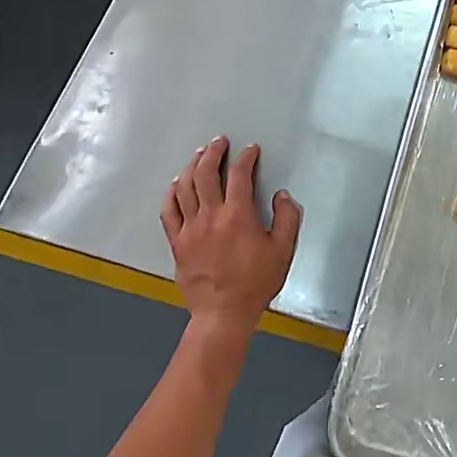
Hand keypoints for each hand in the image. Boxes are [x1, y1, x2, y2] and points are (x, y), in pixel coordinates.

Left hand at [160, 137, 301, 333]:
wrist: (223, 313)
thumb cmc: (255, 283)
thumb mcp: (283, 250)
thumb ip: (287, 219)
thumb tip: (282, 196)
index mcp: (238, 216)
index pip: (240, 176)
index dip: (246, 158)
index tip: (250, 150)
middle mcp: (211, 216)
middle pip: (205, 174)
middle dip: (213, 153)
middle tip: (219, 142)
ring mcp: (190, 228)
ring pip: (184, 187)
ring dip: (191, 166)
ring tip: (199, 155)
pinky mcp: (177, 242)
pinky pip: (169, 211)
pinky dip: (172, 193)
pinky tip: (176, 184)